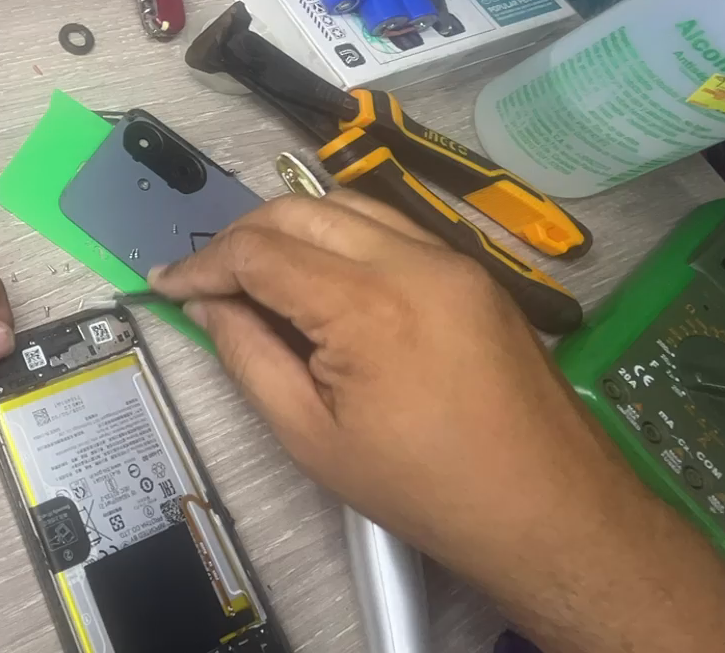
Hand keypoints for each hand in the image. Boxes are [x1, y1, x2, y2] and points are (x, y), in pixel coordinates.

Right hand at [149, 191, 724, 652]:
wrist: (561, 520)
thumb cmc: (424, 488)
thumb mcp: (307, 435)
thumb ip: (243, 353)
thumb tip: (206, 301)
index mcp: (366, 307)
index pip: (256, 252)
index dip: (200, 264)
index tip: (164, 284)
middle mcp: (410, 261)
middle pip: (292, 211)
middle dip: (236, 238)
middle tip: (206, 280)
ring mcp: (449, 258)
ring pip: (337, 203)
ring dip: (283, 227)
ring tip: (254, 270)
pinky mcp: (471, 269)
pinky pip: (383, 221)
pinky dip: (333, 230)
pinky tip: (317, 268)